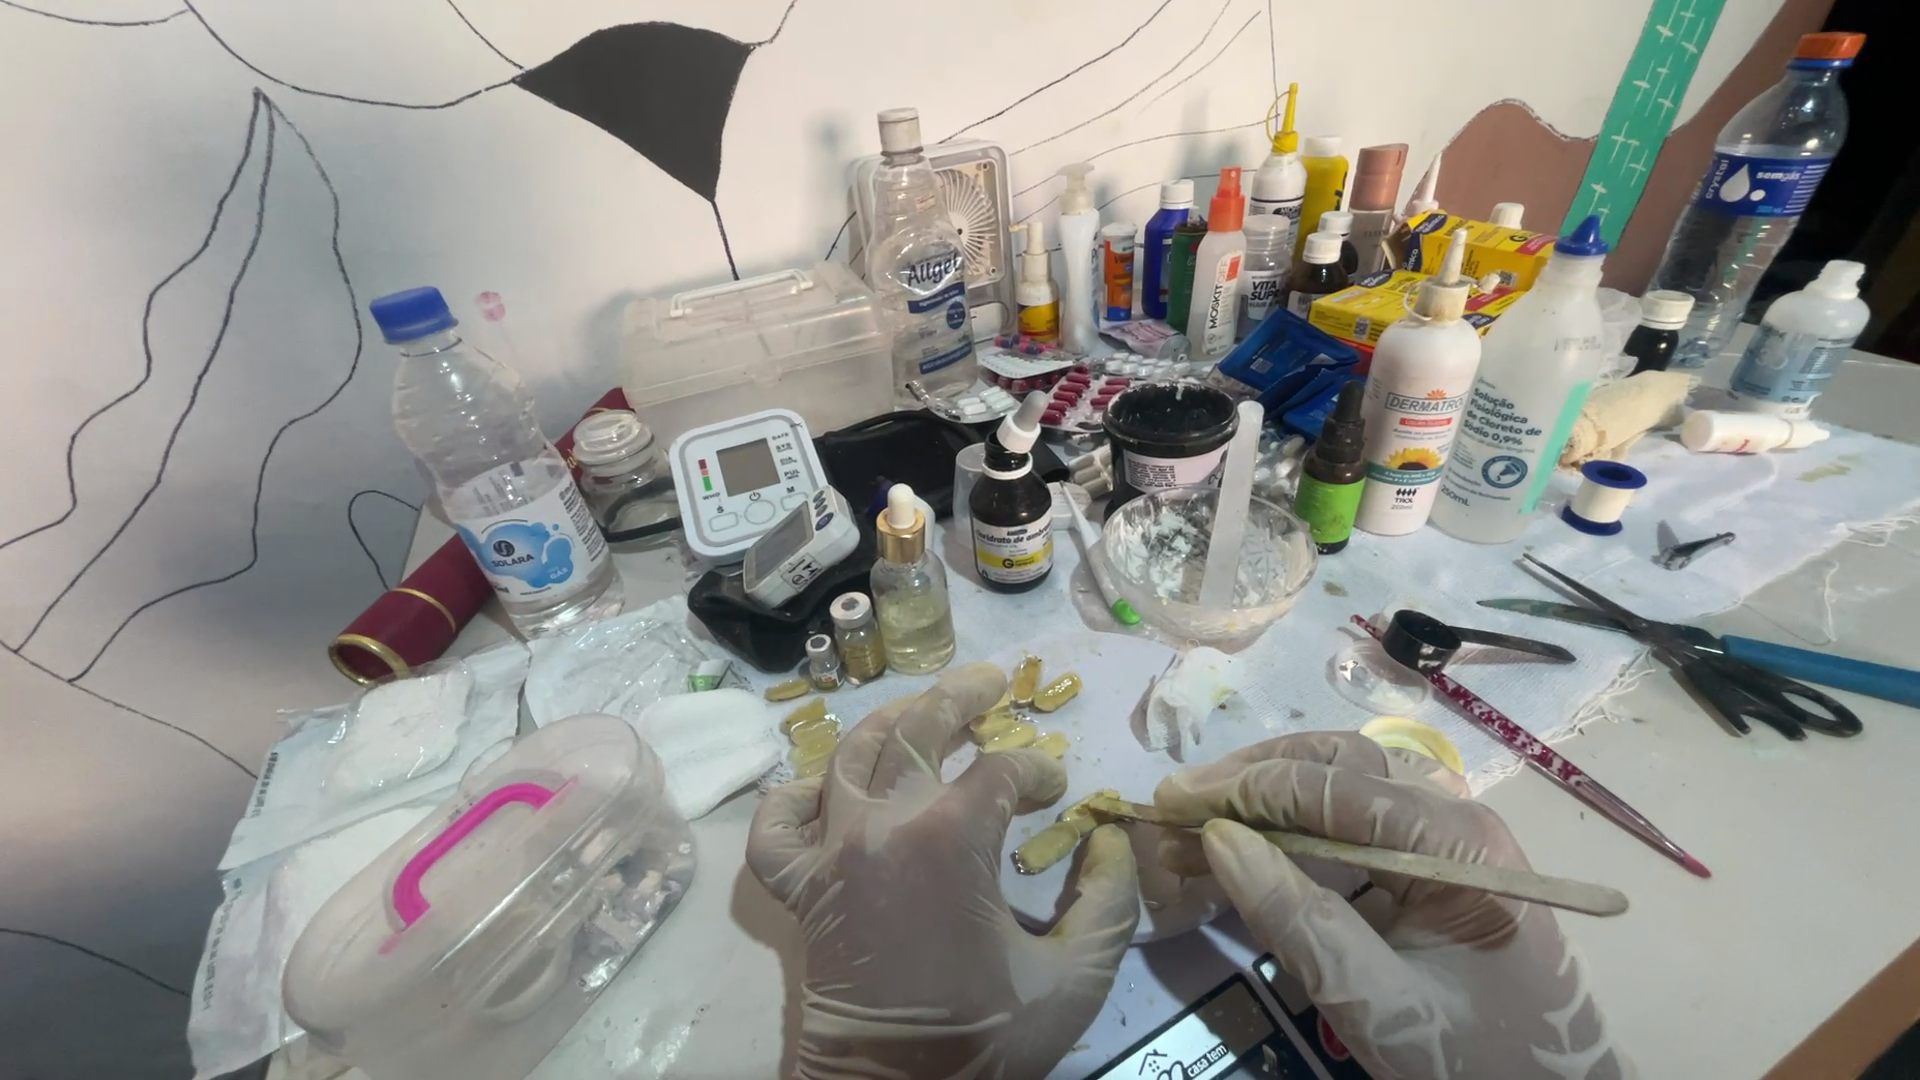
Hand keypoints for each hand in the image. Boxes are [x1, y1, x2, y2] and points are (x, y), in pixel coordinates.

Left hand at [747, 663, 1140, 1079]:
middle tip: (991, 678)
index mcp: (949, 840)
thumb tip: (1109, 839)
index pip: (1001, 771)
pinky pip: (777, 828)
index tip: (1056, 787)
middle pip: (918, 728)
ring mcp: (831, 850)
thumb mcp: (1074, 982)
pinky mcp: (799, 886)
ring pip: (849, 753)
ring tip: (921, 704)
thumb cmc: (980, 1040)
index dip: (1037, 769)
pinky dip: (792, 799)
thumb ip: (1109, 903)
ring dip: (888, 719)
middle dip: (961, 695)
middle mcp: (883, 824)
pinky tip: (822, 788)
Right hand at [1157, 733, 1630, 1079]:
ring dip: (1267, 784)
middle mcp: (1455, 816)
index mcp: (1457, 845)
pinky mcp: (1429, 853)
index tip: (1172, 802)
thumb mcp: (1380, 1008)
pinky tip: (1250, 832)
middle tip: (1182, 795)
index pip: (1331, 786)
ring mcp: (1446, 830)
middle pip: (1337, 760)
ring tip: (1205, 805)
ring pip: (1342, 773)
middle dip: (1251, 773)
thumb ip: (1298, 920)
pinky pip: (1351, 810)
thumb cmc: (1475, 1067)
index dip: (1243, 789)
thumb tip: (1217, 838)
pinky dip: (1291, 814)